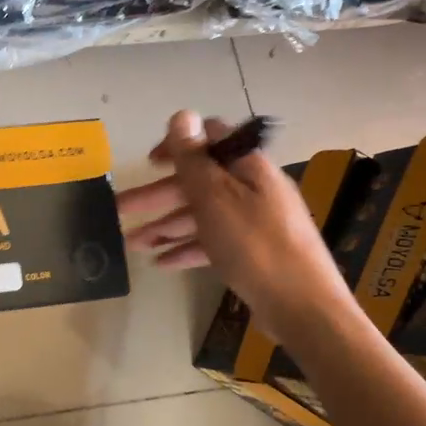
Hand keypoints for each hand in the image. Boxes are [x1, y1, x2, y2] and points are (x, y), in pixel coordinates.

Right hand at [116, 110, 356, 345]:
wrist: (305, 311)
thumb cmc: (255, 246)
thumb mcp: (216, 197)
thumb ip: (193, 158)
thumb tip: (182, 115)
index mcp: (248, 168)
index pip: (210, 140)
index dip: (176, 146)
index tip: (148, 163)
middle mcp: (253, 189)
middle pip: (198, 182)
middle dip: (157, 195)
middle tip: (120, 209)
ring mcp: (255, 223)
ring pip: (201, 214)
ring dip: (165, 225)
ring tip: (134, 243)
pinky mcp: (253, 253)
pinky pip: (213, 242)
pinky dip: (187, 248)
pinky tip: (161, 262)